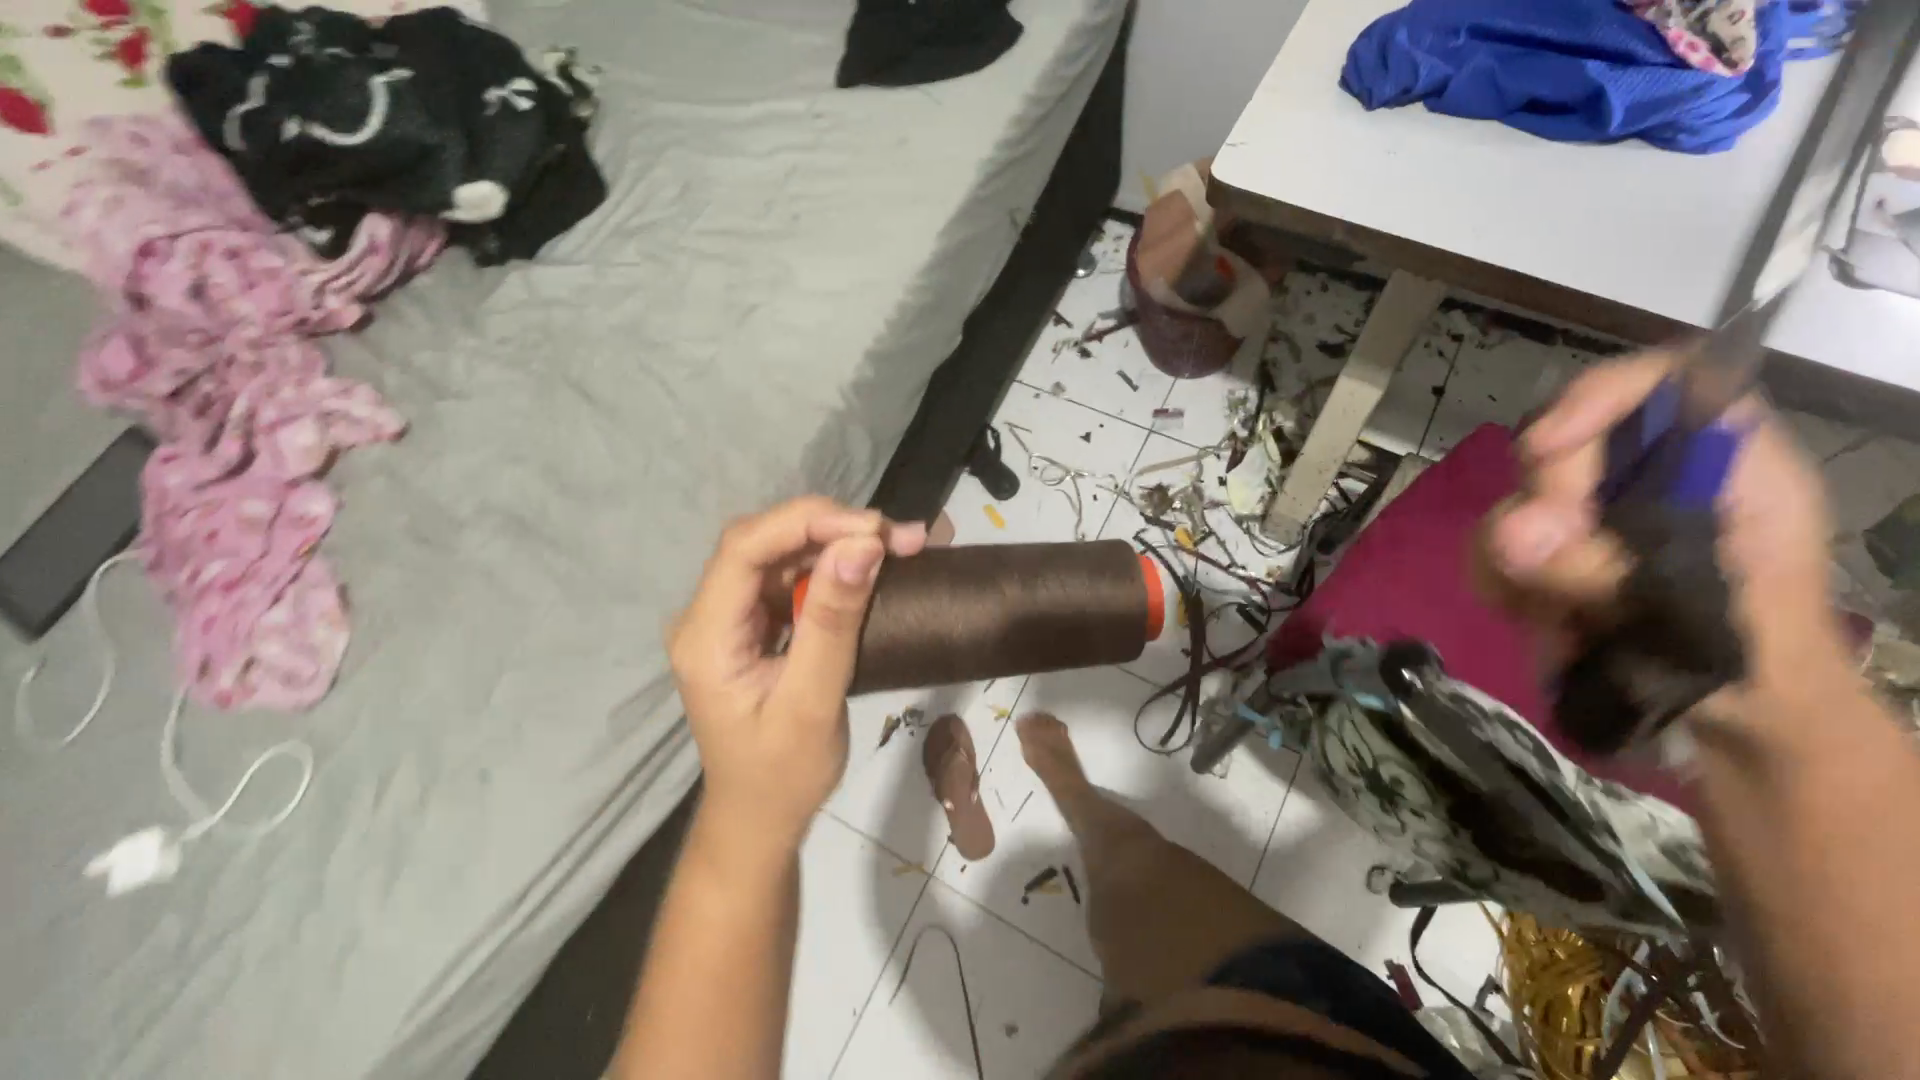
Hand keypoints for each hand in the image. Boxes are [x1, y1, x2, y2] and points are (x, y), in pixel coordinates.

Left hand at [669, 498, 925, 851]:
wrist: (762, 818)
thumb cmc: (783, 775)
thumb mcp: (812, 703)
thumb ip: (831, 622)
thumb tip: (863, 545)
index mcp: (706, 636)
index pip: (744, 550)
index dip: (806, 522)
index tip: (873, 527)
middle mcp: (709, 615)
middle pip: (764, 543)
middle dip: (832, 528)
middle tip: (900, 536)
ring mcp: (732, 618)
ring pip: (783, 555)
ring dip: (841, 543)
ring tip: (903, 544)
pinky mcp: (756, 624)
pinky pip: (793, 578)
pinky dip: (837, 566)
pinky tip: (877, 563)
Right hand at [1477, 352, 1847, 705]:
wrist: (1727, 731)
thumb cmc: (1755, 669)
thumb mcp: (1708, 617)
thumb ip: (1615, 571)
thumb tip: (1510, 538)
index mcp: (1729, 470)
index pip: (1664, 383)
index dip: (1598, 398)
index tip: (1545, 450)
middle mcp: (1655, 481)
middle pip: (1571, 437)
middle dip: (1547, 494)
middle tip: (1544, 554)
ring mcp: (1593, 521)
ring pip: (1517, 498)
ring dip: (1517, 556)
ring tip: (1552, 611)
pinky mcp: (1549, 560)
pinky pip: (1492, 550)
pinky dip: (1498, 584)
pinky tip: (1533, 618)